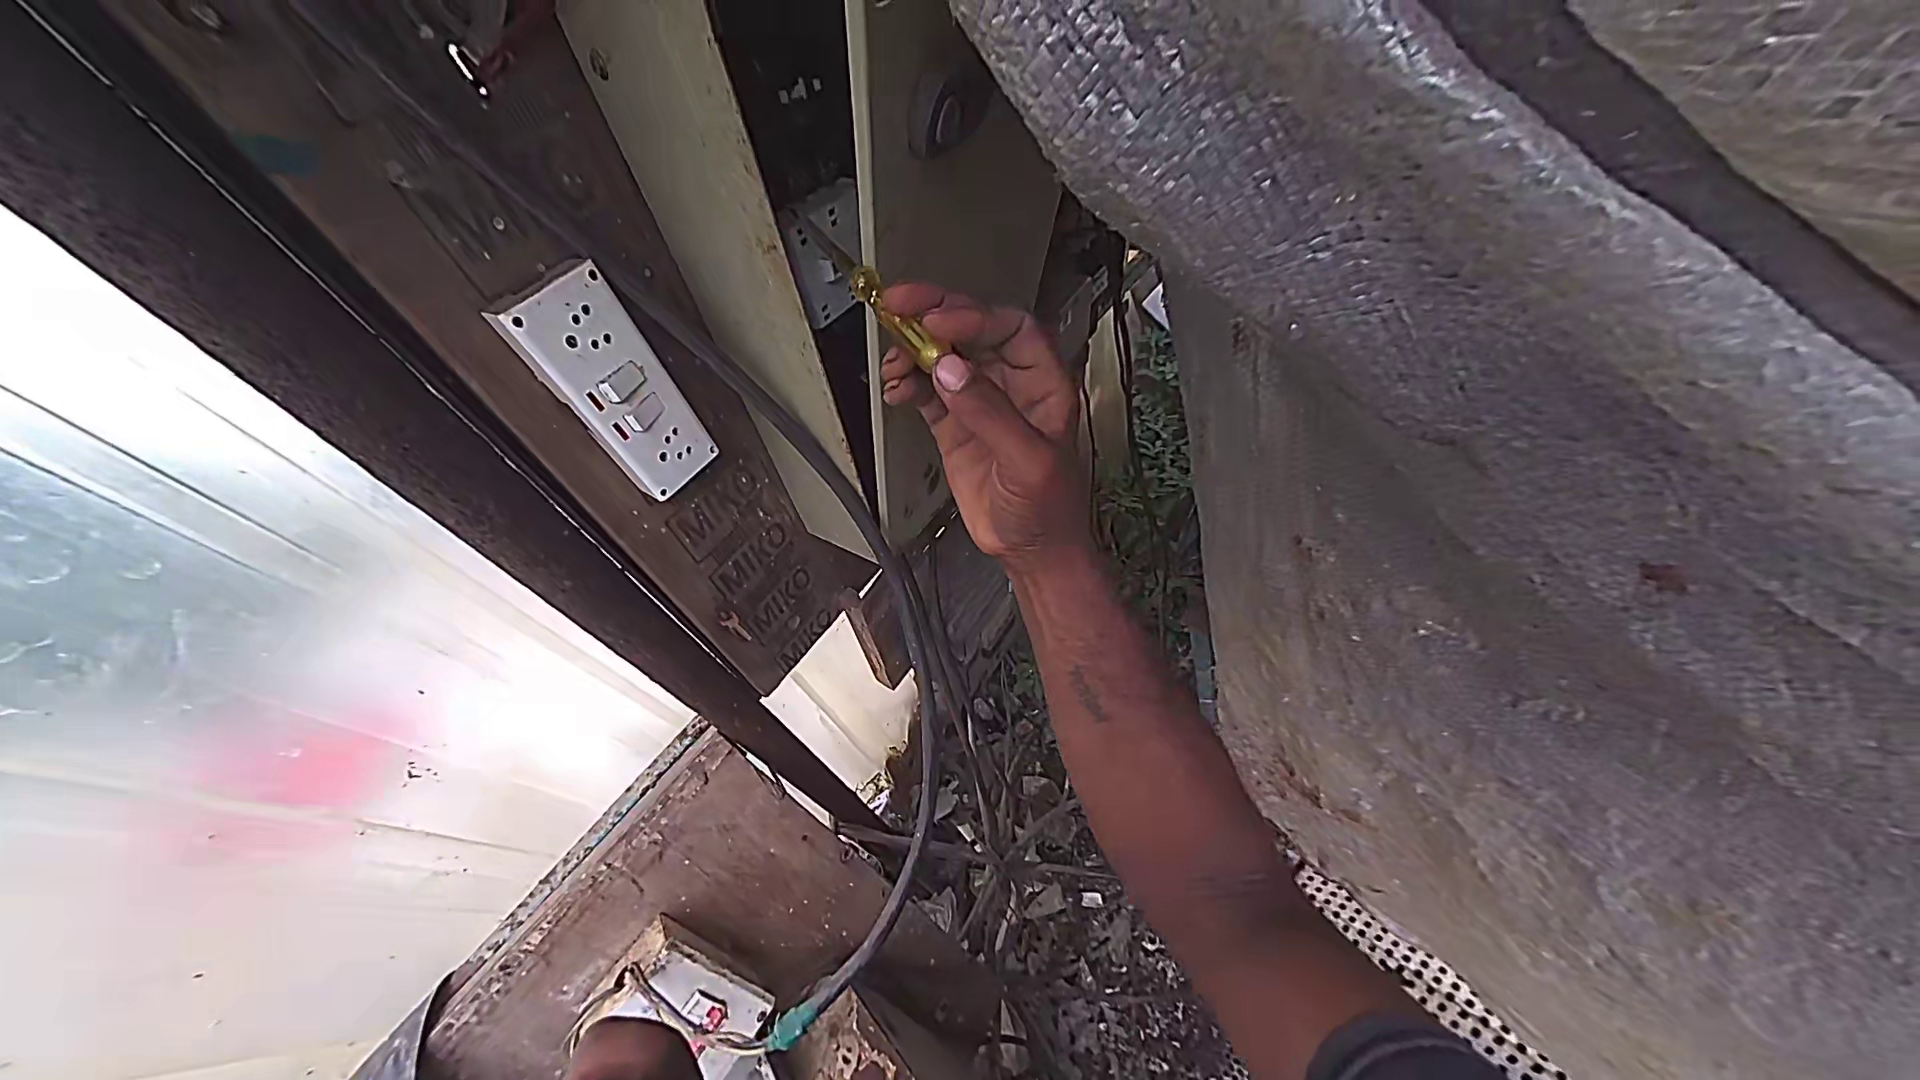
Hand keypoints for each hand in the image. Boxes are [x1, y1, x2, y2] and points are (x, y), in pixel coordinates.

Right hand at [879, 282, 1090, 571]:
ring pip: (946, 357)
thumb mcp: (1028, 462)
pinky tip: (896, 386)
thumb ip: (991, 414)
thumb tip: (951, 369)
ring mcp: (980, 404)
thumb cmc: (1049, 510)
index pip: (1011, 328)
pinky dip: (909, 383)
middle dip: (935, 314)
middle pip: (974, 331)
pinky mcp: (956, 426)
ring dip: (915, 350)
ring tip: (892, 357)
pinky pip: (928, 391)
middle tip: (898, 305)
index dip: (975, 316)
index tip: (937, 321)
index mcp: (1044, 384)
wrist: (1030, 550)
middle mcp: (1013, 386)